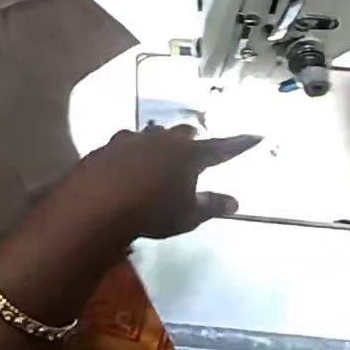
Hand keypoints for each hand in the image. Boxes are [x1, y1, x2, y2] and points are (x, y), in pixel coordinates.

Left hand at [36, 126, 261, 241]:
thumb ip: (210, 206)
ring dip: (157, 146)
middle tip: (194, 152)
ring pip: (150, 137)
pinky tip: (125, 170)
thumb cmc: (151, 212)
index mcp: (186, 154)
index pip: (219, 148)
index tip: (253, 136)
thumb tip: (234, 202)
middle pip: (182, 135)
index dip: (237, 144)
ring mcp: (129, 140)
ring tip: (157, 162)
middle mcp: (159, 139)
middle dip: (190, 142)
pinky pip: (124, 148)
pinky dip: (130, 156)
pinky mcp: (105, 148)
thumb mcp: (186, 215)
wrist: (95, 204)